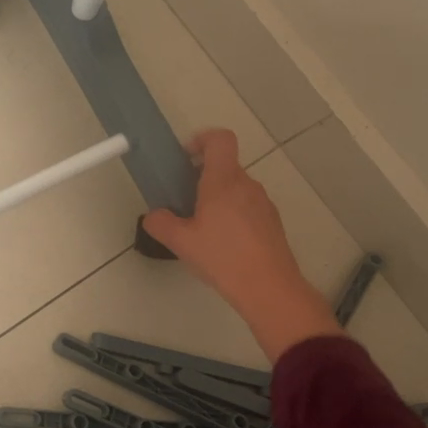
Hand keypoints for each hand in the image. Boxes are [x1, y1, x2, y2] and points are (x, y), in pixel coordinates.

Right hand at [143, 130, 341, 360]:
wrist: (269, 288)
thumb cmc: (222, 257)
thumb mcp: (180, 242)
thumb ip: (160, 223)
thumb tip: (155, 215)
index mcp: (223, 181)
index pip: (219, 140)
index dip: (201, 140)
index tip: (185, 158)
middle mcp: (247, 185)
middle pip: (225, 166)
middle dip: (201, 177)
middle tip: (183, 201)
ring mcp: (263, 203)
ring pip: (236, 188)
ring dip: (217, 198)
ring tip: (201, 228)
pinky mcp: (272, 222)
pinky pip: (247, 207)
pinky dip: (232, 215)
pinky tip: (222, 244)